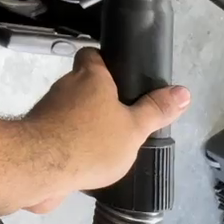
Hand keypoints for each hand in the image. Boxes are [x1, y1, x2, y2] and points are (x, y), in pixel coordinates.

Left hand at [19, 49, 188, 213]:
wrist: (39, 168)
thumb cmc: (90, 141)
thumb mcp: (133, 128)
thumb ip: (156, 111)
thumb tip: (183, 92)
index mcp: (88, 76)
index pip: (92, 54)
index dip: (106, 61)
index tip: (124, 76)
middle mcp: (65, 87)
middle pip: (84, 85)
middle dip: (102, 100)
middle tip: (125, 119)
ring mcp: (49, 110)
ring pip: (73, 111)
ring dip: (88, 124)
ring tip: (111, 145)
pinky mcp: (40, 135)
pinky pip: (62, 133)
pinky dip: (75, 144)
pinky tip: (90, 162)